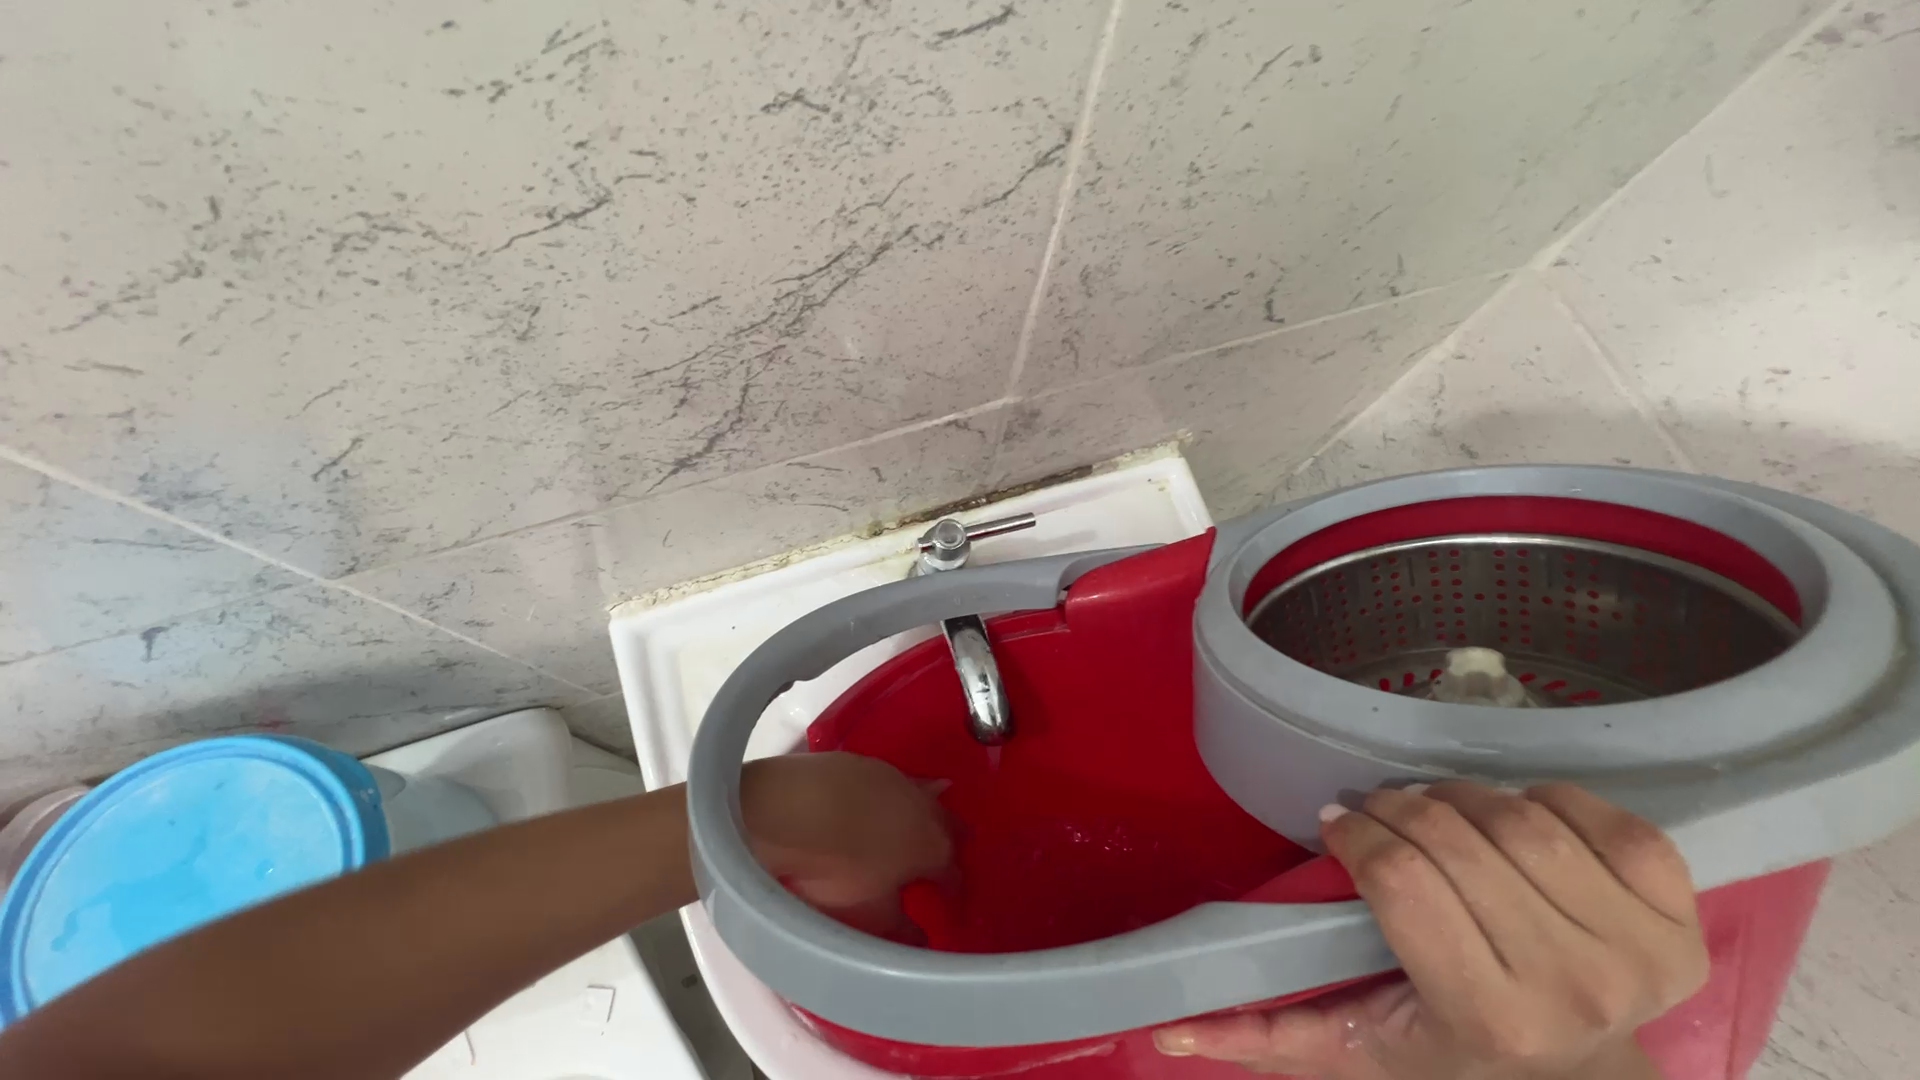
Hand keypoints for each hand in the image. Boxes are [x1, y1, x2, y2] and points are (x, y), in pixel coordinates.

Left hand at [740, 752, 953, 937]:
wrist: (794, 808)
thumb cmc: (837, 871)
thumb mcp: (869, 915)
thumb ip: (900, 929)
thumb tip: (922, 940)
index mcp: (933, 849)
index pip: (954, 873)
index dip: (953, 889)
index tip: (949, 900)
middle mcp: (925, 809)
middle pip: (950, 827)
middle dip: (950, 844)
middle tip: (941, 859)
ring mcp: (896, 780)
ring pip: (926, 796)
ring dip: (926, 811)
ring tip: (917, 824)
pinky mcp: (867, 762)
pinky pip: (893, 781)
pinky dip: (894, 794)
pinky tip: (881, 800)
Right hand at [1154, 783, 1706, 1078]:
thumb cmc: (1451, 1057)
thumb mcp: (1354, 1050)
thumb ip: (1262, 1036)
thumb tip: (1167, 1029)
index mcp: (1486, 1016)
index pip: (1401, 881)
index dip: (1357, 836)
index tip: (1338, 826)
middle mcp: (1574, 987)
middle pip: (1457, 839)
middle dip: (1398, 808)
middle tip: (1378, 812)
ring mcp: (1639, 950)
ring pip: (1521, 818)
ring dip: (1461, 798)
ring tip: (1436, 812)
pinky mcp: (1682, 919)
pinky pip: (1603, 817)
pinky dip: (1548, 798)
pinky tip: (1516, 821)